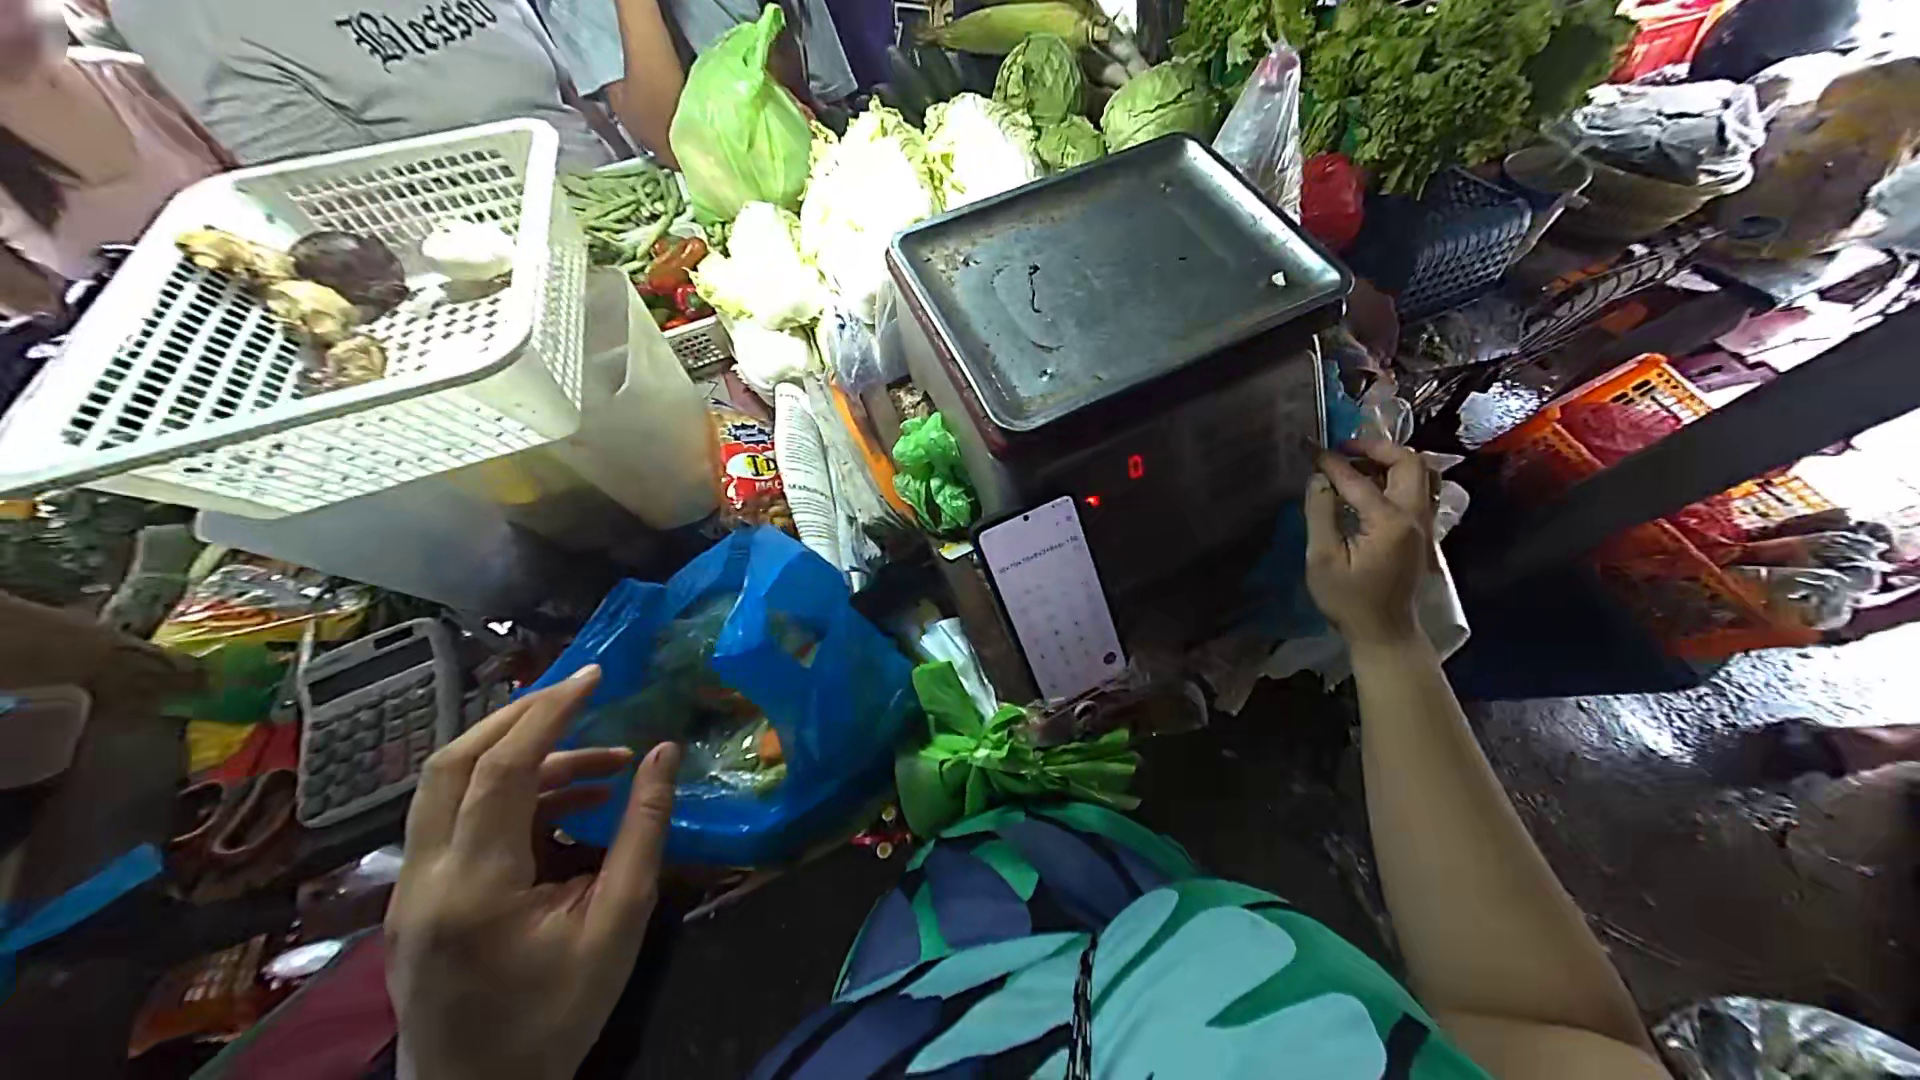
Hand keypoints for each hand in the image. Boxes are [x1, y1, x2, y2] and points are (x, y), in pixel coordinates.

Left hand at [384, 665, 681, 1079]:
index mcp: (474, 887)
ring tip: (605, 760)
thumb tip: (664, 752)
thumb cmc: (557, 1014)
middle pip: (453, 763)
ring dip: (523, 753)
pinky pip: (459, 816)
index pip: (500, 771)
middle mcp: (424, 878)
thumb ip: (644, 830)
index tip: (595, 676)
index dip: (549, 713)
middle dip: (521, 714)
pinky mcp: (418, 895)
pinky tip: (573, 799)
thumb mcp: (620, 920)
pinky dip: (514, 790)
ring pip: (449, 786)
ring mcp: (410, 888)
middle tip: (584, 691)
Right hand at [1304, 439, 1435, 649]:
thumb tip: (1318, 481)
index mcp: (1390, 521)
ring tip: (1356, 464)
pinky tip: (1369, 487)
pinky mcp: (1422, 532)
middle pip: (1409, 462)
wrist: (1384, 632)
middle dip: (1375, 447)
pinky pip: (1417, 490)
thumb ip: (1320, 514)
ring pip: (1419, 474)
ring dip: (1389, 461)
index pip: (1357, 479)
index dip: (1330, 462)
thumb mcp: (1323, 559)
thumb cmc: (1348, 600)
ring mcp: (1424, 524)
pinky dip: (1395, 478)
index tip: (1309, 450)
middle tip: (1343, 449)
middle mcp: (1415, 515)